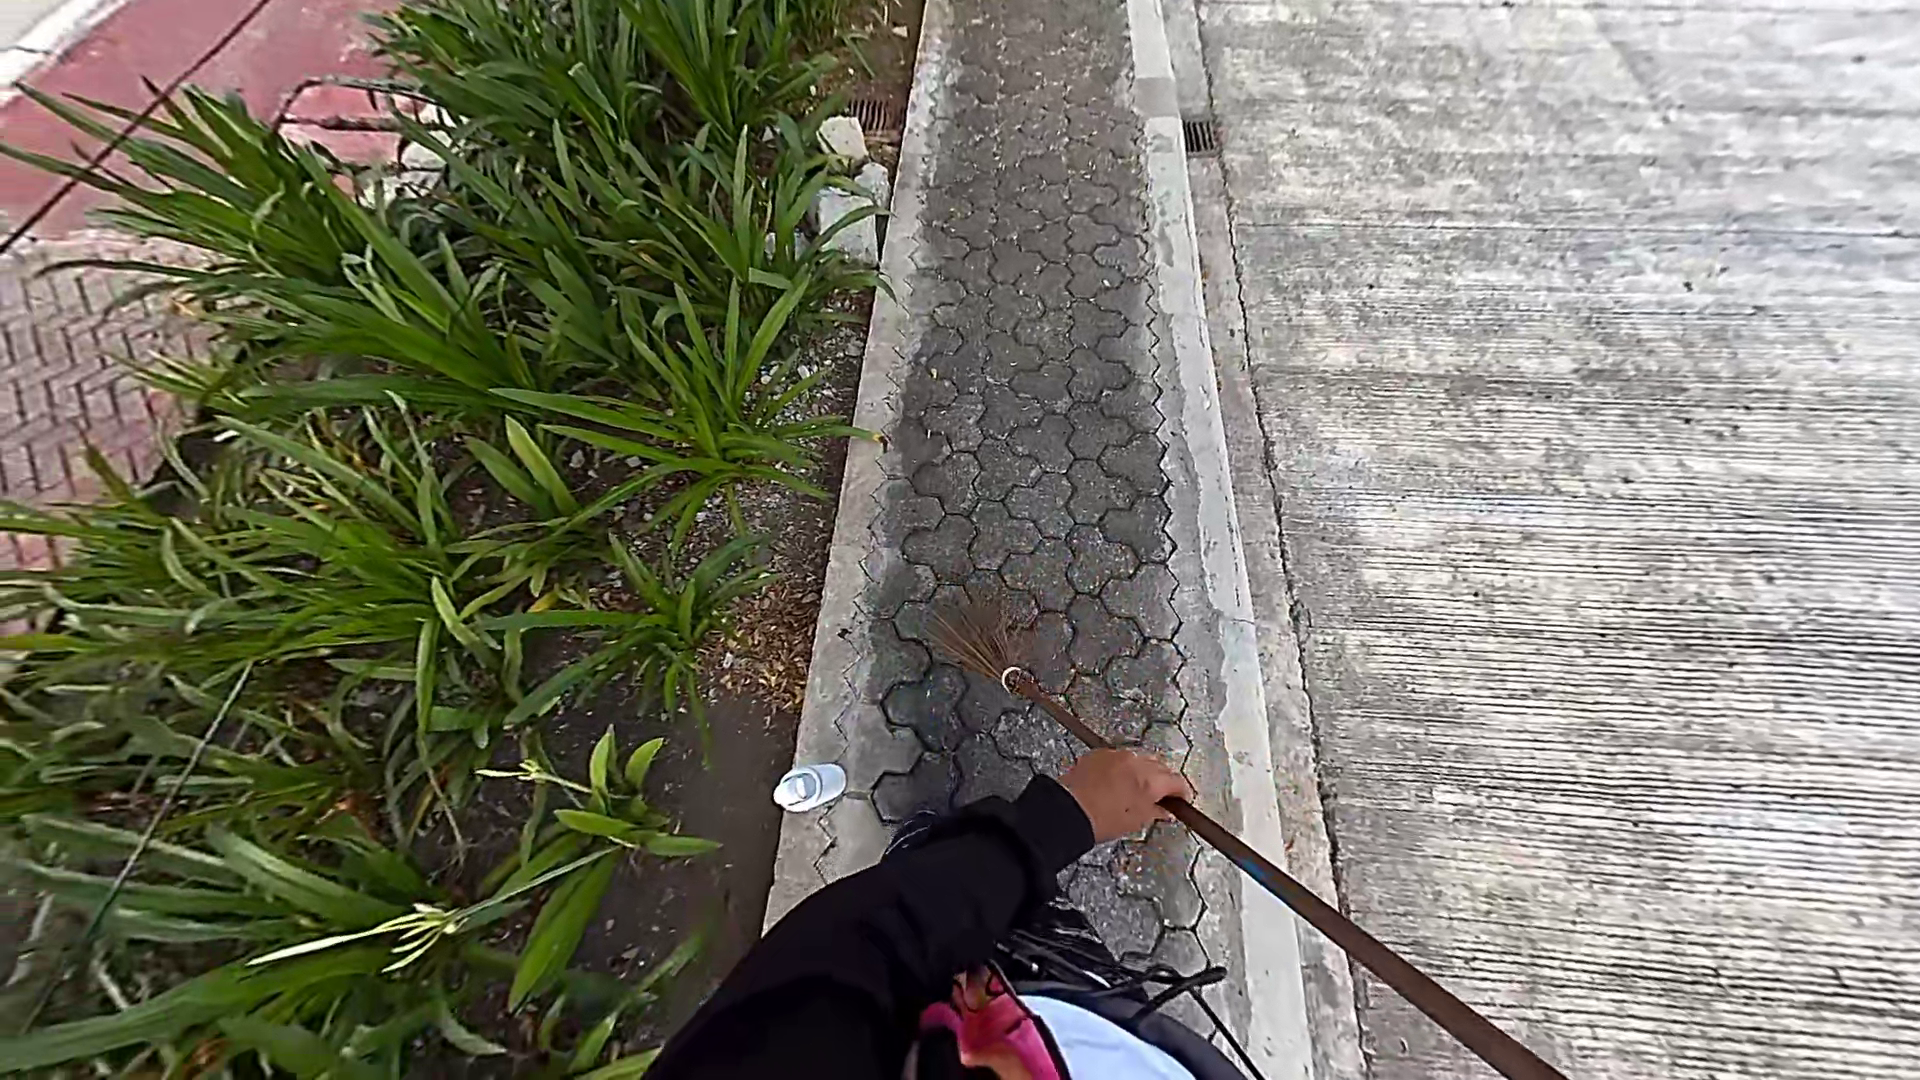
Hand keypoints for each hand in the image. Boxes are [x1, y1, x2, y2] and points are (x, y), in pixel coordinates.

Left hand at [1059, 749, 1193, 843]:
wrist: (1071, 808)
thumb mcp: (1137, 821)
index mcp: (1151, 781)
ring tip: (1137, 786)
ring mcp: (1117, 754)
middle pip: (1160, 765)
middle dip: (1163, 778)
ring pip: (1140, 757)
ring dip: (1143, 769)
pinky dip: (1123, 765)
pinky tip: (1117, 779)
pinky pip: (1119, 755)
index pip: (1177, 781)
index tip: (1181, 799)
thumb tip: (1165, 810)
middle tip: (1160, 794)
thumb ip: (1156, 811)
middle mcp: (1136, 762)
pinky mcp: (1100, 752)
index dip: (1182, 792)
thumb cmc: (1102, 819)